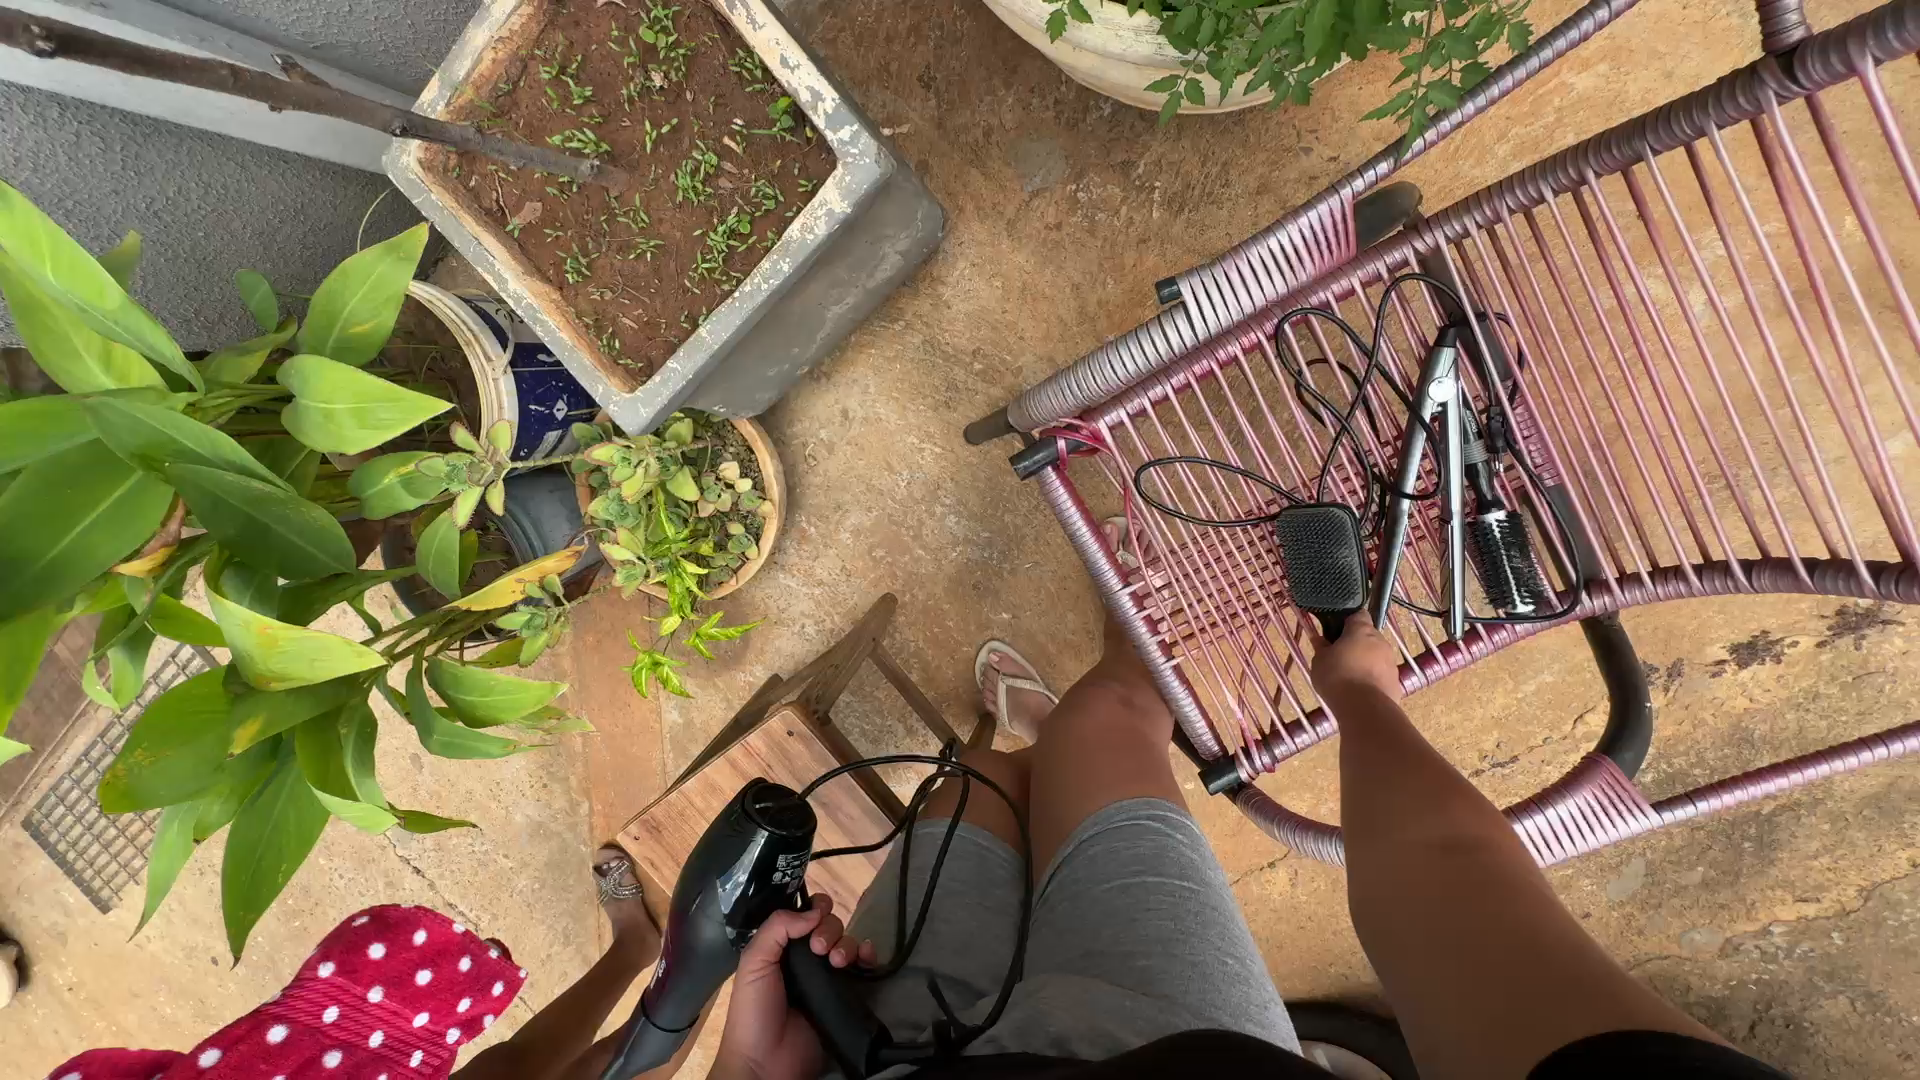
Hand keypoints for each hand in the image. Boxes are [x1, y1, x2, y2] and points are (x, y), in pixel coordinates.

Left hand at [712, 894, 876, 1079]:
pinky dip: (868, 955)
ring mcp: (827, 977)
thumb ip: (777, 928)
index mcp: (784, 947)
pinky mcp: (845, 996)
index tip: (817, 915)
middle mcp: (807, 958)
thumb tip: (815, 912)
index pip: (807, 915)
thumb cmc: (754, 1011)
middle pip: (830, 925)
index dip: (816, 908)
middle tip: (819, 949)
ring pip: (847, 942)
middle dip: (829, 929)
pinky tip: (865, 958)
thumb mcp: (754, 963)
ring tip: (837, 962)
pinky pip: (864, 967)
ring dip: (847, 943)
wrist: (767, 1064)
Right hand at [1310, 612, 1402, 702]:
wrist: (1364, 708)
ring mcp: (1391, 662)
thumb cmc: (1337, 676)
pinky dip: (1371, 678)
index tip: (1336, 630)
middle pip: (1368, 637)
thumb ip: (1321, 647)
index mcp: (1361, 630)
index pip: (1358, 614)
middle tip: (1338, 655)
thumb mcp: (1319, 660)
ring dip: (1364, 661)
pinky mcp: (1396, 682)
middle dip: (1355, 644)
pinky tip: (1358, 690)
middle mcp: (1381, 642)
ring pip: (1375, 656)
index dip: (1347, 620)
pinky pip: (1380, 674)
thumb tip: (1319, 639)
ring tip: (1347, 676)